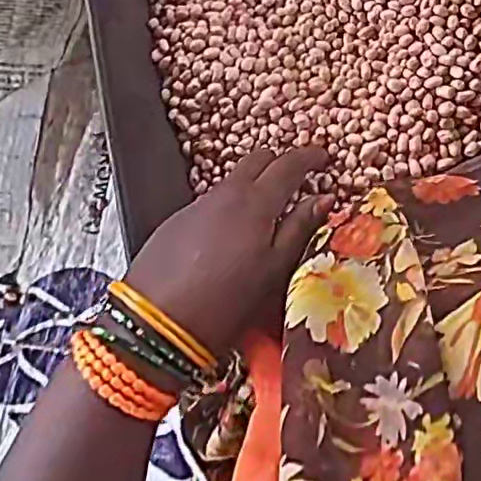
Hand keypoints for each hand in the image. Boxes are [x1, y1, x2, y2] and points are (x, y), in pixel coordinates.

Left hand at [122, 148, 332, 358]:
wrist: (157, 323)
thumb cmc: (226, 302)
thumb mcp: (274, 268)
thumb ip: (300, 228)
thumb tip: (323, 199)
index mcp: (256, 202)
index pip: (288, 164)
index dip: (309, 157)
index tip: (323, 157)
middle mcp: (226, 194)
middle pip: (257, 159)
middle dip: (280, 162)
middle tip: (298, 179)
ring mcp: (198, 205)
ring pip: (234, 180)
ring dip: (255, 185)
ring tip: (269, 212)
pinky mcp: (178, 220)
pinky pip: (213, 201)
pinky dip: (231, 206)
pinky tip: (234, 235)